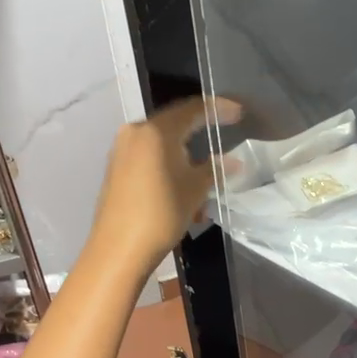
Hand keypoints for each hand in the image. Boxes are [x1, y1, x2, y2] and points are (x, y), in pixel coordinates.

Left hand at [90, 97, 241, 265]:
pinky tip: (185, 191)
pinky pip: (150, 159)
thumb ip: (215, 169)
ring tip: (206, 182)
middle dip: (201, 135)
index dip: (218, 108)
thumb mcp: (195, 190)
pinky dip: (170, 169)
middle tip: (224, 137)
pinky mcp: (117, 169)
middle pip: (175, 125)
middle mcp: (135, 133)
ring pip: (163, 146)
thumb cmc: (161, 214)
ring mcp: (123, 151)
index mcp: (155, 132)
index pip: (192, 109)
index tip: (239, 112)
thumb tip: (234, 161)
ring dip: (186, 159)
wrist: (118, 249)